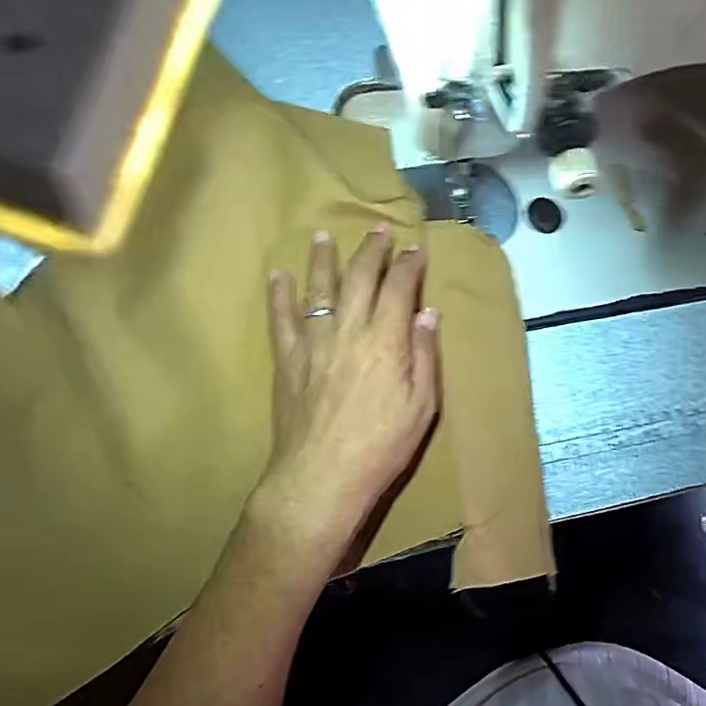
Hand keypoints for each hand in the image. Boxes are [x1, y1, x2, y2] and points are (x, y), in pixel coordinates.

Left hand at [252, 228, 440, 569]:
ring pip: (318, 288)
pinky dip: (279, 294)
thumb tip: (427, 312)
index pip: (399, 287)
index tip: (415, 249)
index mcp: (386, 340)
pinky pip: (281, 318)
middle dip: (371, 249)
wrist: (322, 476)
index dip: (409, 264)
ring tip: (324, 236)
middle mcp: (348, 329)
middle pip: (359, 277)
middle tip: (378, 230)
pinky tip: (279, 275)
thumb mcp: (422, 406)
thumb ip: (424, 354)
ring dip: (323, 259)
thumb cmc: (382, 445)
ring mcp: (313, 342)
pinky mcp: (287, 359)